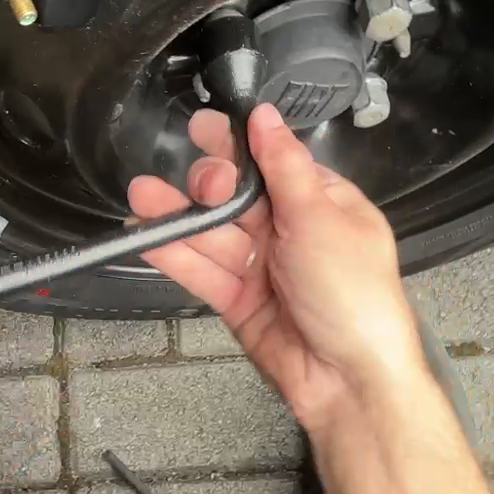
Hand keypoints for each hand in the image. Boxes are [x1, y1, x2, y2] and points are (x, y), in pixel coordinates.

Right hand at [127, 104, 423, 431]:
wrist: (348, 379)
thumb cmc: (353, 293)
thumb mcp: (322, 219)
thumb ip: (286, 167)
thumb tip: (265, 114)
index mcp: (321, 204)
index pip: (272, 164)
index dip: (239, 146)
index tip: (204, 127)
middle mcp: (289, 232)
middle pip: (236, 198)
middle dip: (211, 186)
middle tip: (201, 185)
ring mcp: (261, 268)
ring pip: (212, 235)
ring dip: (178, 216)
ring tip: (141, 196)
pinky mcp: (237, 301)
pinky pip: (203, 272)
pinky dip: (175, 256)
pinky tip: (145, 236)